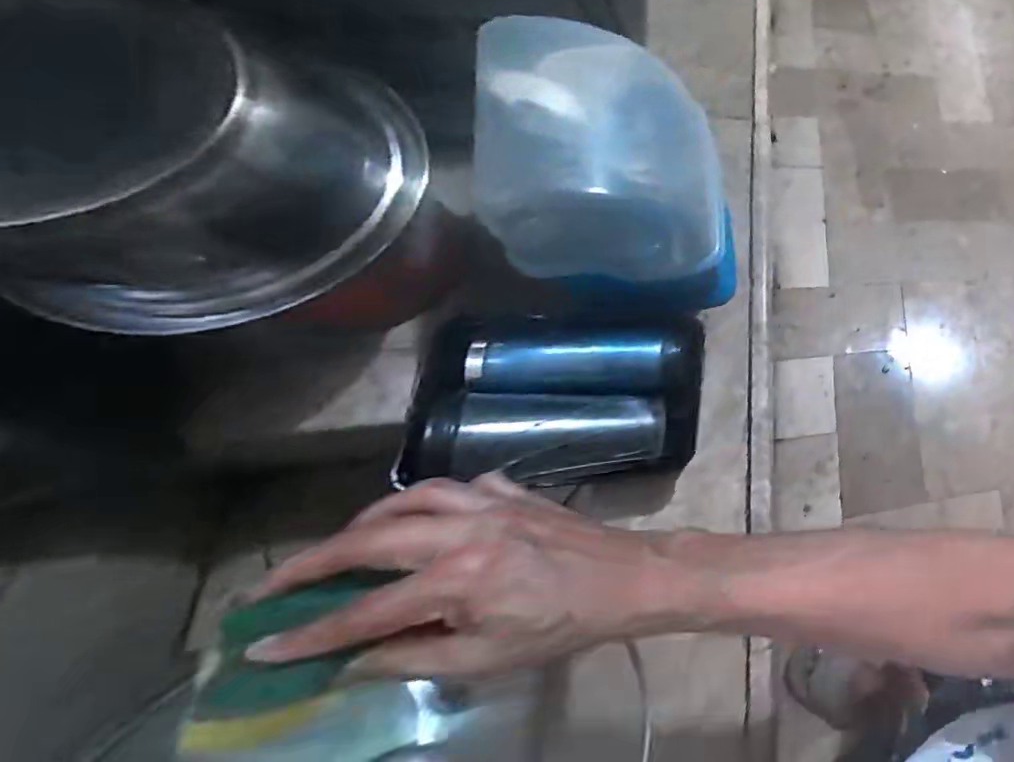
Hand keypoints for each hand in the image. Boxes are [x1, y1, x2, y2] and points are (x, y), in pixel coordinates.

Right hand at [244, 474, 705, 680]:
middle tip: (270, 587)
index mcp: (461, 576)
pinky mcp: (517, 491)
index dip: (308, 636)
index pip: (365, 611)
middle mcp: (470, 528)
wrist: (629, 576)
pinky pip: (461, 484)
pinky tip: (422, 518)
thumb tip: (348, 660)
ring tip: (340, 545)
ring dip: (369, 517)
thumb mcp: (485, 658)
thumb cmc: (562, 625)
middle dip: (314, 561)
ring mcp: (496, 501)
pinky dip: (430, 498)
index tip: (254, 650)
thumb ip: (412, 656)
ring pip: (416, 494)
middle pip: (375, 536)